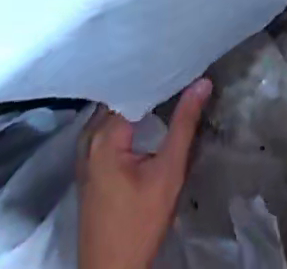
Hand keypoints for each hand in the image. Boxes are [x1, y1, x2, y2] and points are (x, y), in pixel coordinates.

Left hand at [77, 79, 210, 268]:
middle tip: (178, 71)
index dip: (157, 76)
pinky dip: (127, 119)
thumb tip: (202, 83)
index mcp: (103, 136)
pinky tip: (149, 116)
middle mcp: (88, 138)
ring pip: (113, 113)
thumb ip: (184, 124)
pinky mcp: (88, 166)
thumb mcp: (169, 172)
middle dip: (148, 87)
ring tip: (169, 88)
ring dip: (138, 103)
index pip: (132, 90)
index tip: (180, 63)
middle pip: (120, 100)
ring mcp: (84, 153)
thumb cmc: (140, 223)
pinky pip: (107, 129)